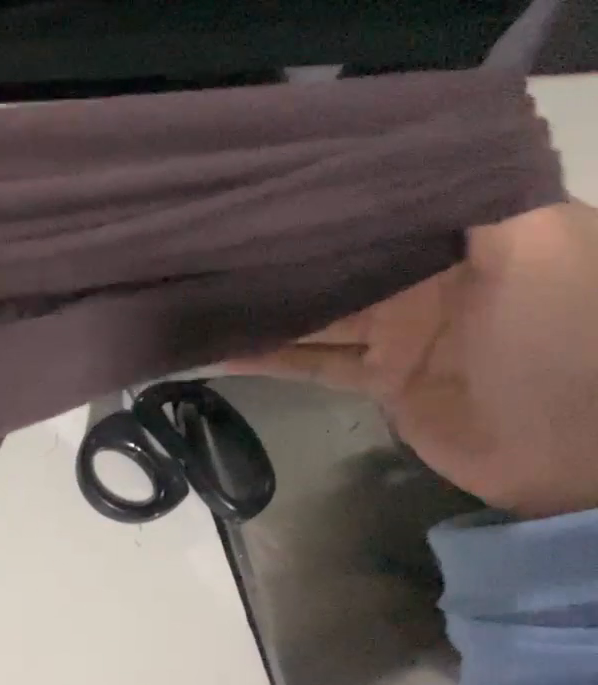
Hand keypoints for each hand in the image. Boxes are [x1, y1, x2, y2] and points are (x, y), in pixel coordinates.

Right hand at [232, 201, 597, 518]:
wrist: (574, 449)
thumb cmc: (559, 336)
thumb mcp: (538, 248)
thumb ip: (474, 201)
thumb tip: (401, 155)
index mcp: (477, 236)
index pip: (395, 205)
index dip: (338, 196)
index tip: (271, 187)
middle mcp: (437, 278)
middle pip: (347, 260)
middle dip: (288, 255)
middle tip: (215, 243)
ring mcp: (406, 332)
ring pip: (319, 312)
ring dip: (267, 309)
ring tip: (203, 295)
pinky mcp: (381, 378)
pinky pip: (312, 361)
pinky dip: (266, 358)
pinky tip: (217, 350)